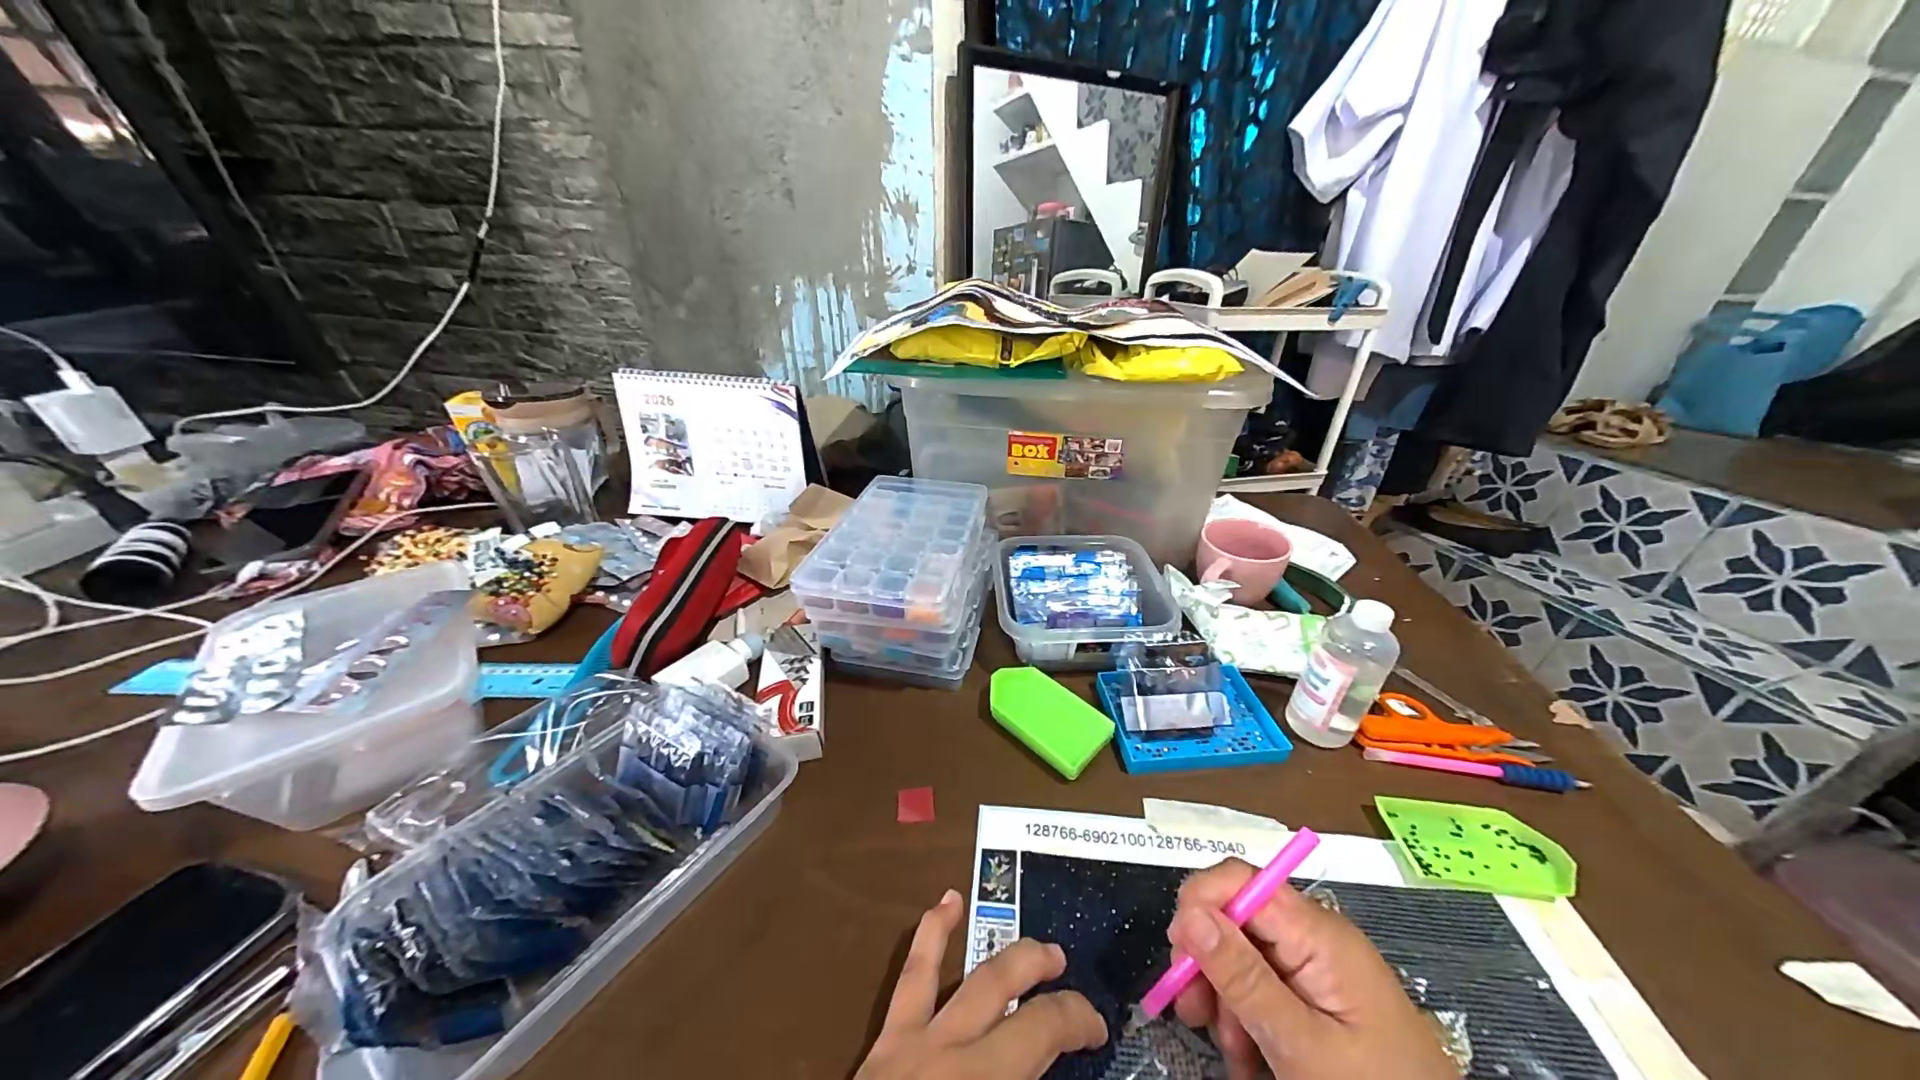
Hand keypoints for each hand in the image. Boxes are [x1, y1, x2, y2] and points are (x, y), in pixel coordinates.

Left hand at [855, 889, 1106, 1078]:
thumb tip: (1045, 1065)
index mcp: (986, 1079)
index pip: (1043, 1033)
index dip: (1079, 1021)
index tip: (1097, 1029)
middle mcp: (955, 1052)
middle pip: (1008, 996)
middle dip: (1044, 977)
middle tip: (1066, 969)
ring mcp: (915, 1040)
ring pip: (964, 978)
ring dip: (1002, 955)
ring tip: (1033, 940)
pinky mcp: (884, 1041)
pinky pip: (910, 977)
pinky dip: (929, 937)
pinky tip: (941, 906)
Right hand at [1166, 859, 1456, 1079]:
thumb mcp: (1301, 1043)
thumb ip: (1243, 977)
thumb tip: (1188, 913)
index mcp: (1318, 933)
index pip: (1242, 879)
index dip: (1200, 901)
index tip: (1179, 952)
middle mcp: (1314, 936)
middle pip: (1234, 917)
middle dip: (1206, 960)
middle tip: (1191, 1010)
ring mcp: (1315, 965)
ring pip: (1240, 954)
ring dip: (1223, 997)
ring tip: (1233, 1050)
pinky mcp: (1315, 992)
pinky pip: (1261, 984)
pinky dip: (1244, 1014)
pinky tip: (1249, 1051)